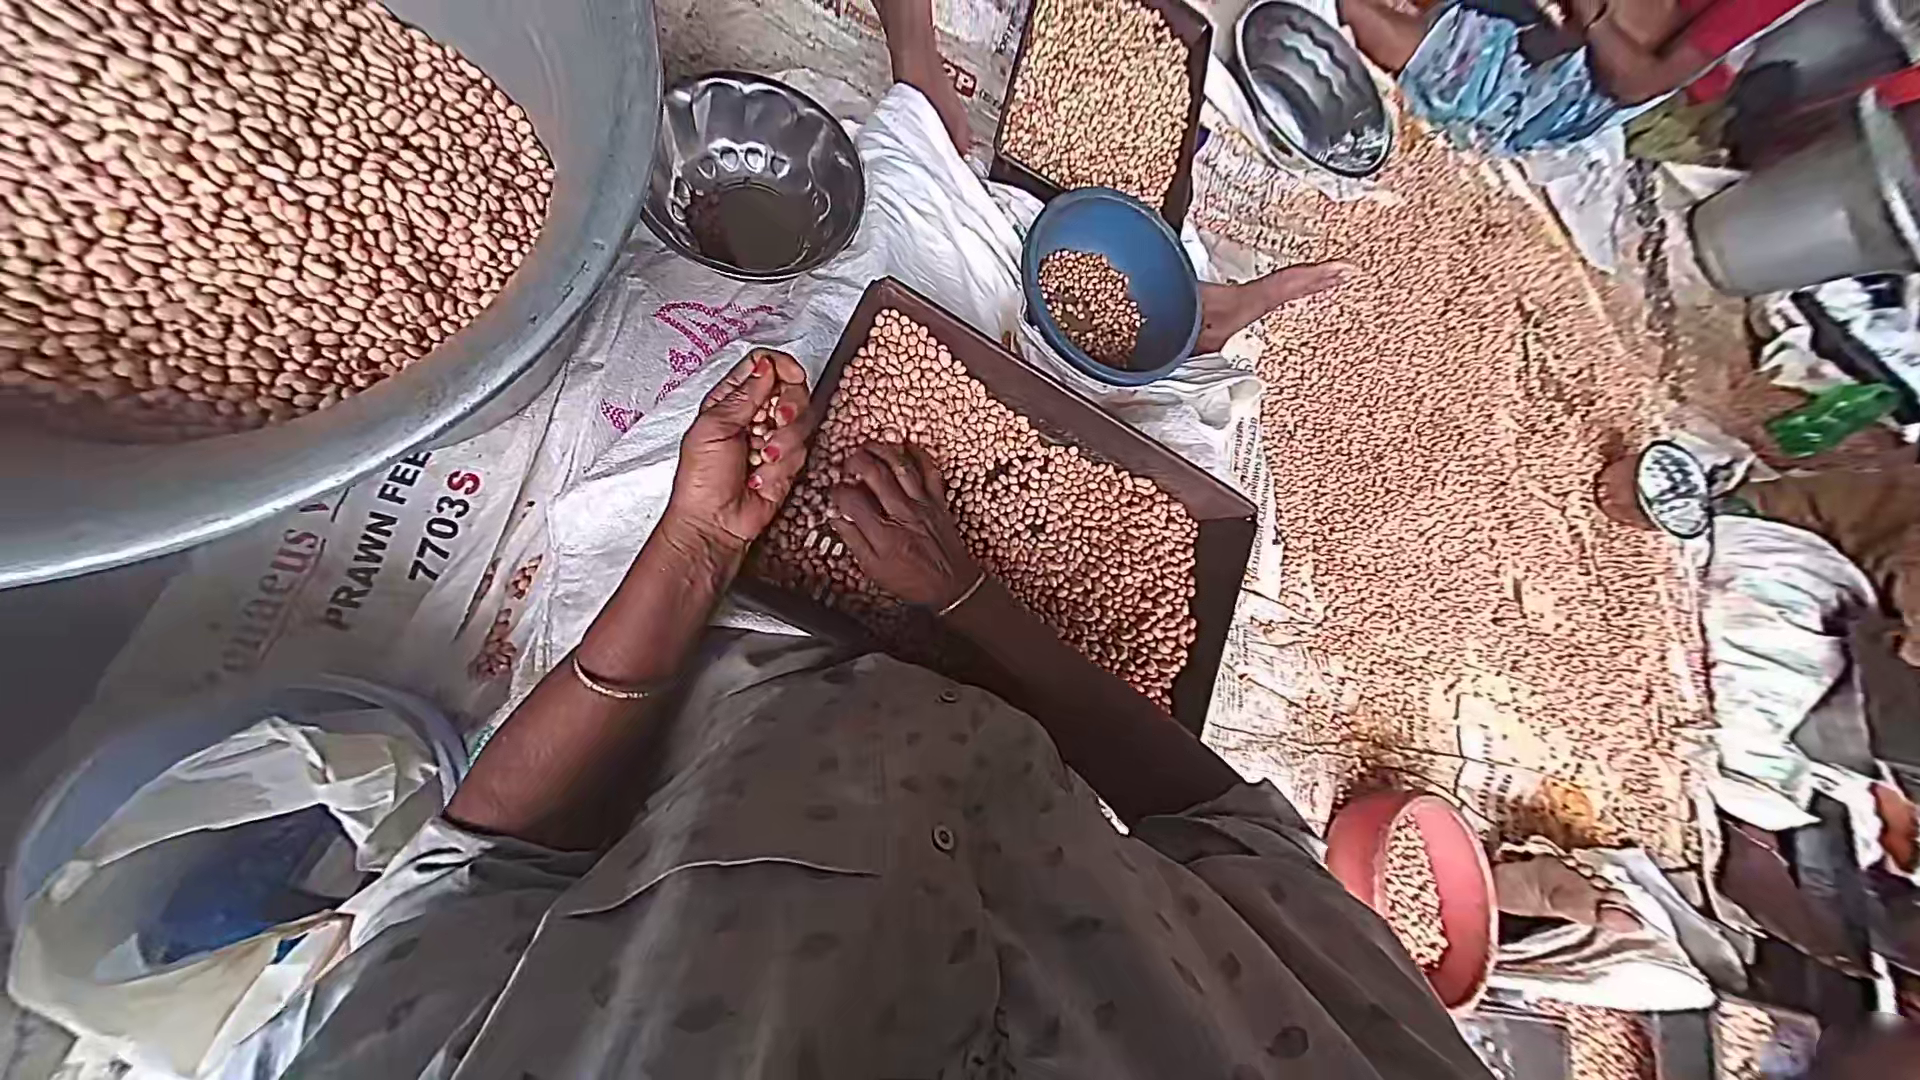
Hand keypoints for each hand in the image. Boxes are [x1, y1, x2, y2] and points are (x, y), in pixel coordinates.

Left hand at [664, 348, 815, 553]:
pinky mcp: (790, 462)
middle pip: (792, 389)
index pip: (763, 366)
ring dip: (785, 441)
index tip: (788, 374)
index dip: (780, 366)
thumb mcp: (713, 427)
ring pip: (802, 420)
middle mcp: (756, 416)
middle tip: (778, 420)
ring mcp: (775, 438)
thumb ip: (743, 395)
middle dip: (791, 405)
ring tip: (762, 458)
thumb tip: (765, 367)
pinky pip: (802, 450)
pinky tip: (763, 476)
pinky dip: (784, 464)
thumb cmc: (702, 480)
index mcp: (731, 400)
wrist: (716, 522)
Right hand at [828, 442, 981, 608]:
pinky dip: (919, 455)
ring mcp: (922, 505)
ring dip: (882, 451)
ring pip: (901, 466)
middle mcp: (902, 514)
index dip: (838, 492)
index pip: (852, 500)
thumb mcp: (875, 569)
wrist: (951, 586)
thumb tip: (837, 519)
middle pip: (875, 474)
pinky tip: (907, 447)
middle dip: (856, 461)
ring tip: (869, 447)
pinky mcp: (938, 502)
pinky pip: (930, 471)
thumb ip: (854, 542)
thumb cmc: (913, 581)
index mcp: (883, 533)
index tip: (835, 493)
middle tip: (848, 463)